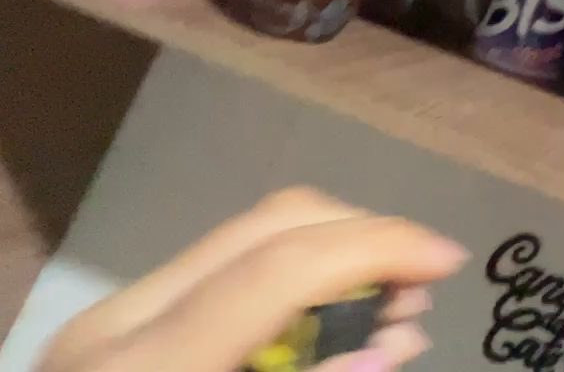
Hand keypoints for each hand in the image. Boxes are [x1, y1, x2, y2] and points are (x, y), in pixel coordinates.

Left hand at [39, 187, 469, 371]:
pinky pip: (238, 259)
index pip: (278, 270)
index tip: (450, 261)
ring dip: (343, 248)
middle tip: (420, 282)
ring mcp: (112, 315)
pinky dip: (305, 269)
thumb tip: (397, 340)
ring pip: (261, 227)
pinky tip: (330, 312)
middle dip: (370, 236)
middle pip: (277, 223)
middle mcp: (117, 326)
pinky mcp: (121, 320)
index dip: (380, 249)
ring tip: (385, 303)